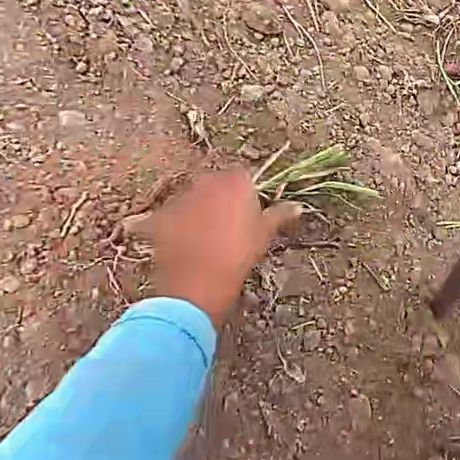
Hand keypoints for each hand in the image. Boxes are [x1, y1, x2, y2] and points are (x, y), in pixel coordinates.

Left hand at [132, 172, 301, 323]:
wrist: (197, 285)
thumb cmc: (237, 257)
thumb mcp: (264, 234)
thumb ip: (279, 214)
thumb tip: (297, 207)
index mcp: (234, 182)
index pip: (242, 175)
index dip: (247, 192)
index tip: (250, 210)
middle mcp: (206, 183)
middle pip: (216, 183)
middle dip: (222, 197)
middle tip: (231, 223)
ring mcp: (181, 197)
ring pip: (195, 196)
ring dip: (201, 208)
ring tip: (209, 236)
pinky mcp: (162, 215)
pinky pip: (175, 212)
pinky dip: (181, 221)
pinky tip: (189, 242)